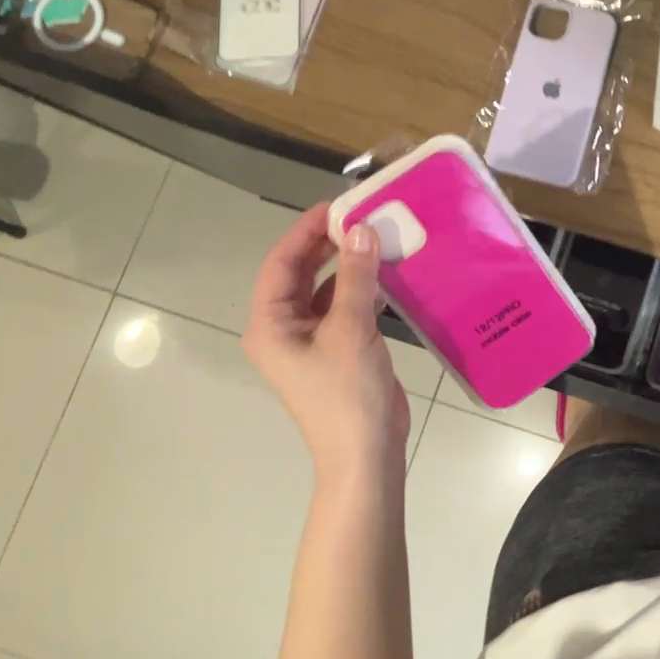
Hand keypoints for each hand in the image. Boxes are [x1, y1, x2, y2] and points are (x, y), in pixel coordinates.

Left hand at [244, 204, 409, 482]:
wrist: (366, 452)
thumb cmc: (347, 393)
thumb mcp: (350, 328)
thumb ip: (355, 277)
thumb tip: (360, 229)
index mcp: (270, 325)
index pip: (281, 263)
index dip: (306, 231)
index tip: (338, 206)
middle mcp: (284, 329)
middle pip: (300, 274)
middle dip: (329, 246)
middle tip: (363, 218)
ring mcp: (312, 342)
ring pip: (325, 291)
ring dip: (349, 267)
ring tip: (379, 240)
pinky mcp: (339, 350)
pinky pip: (345, 309)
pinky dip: (364, 291)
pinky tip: (389, 277)